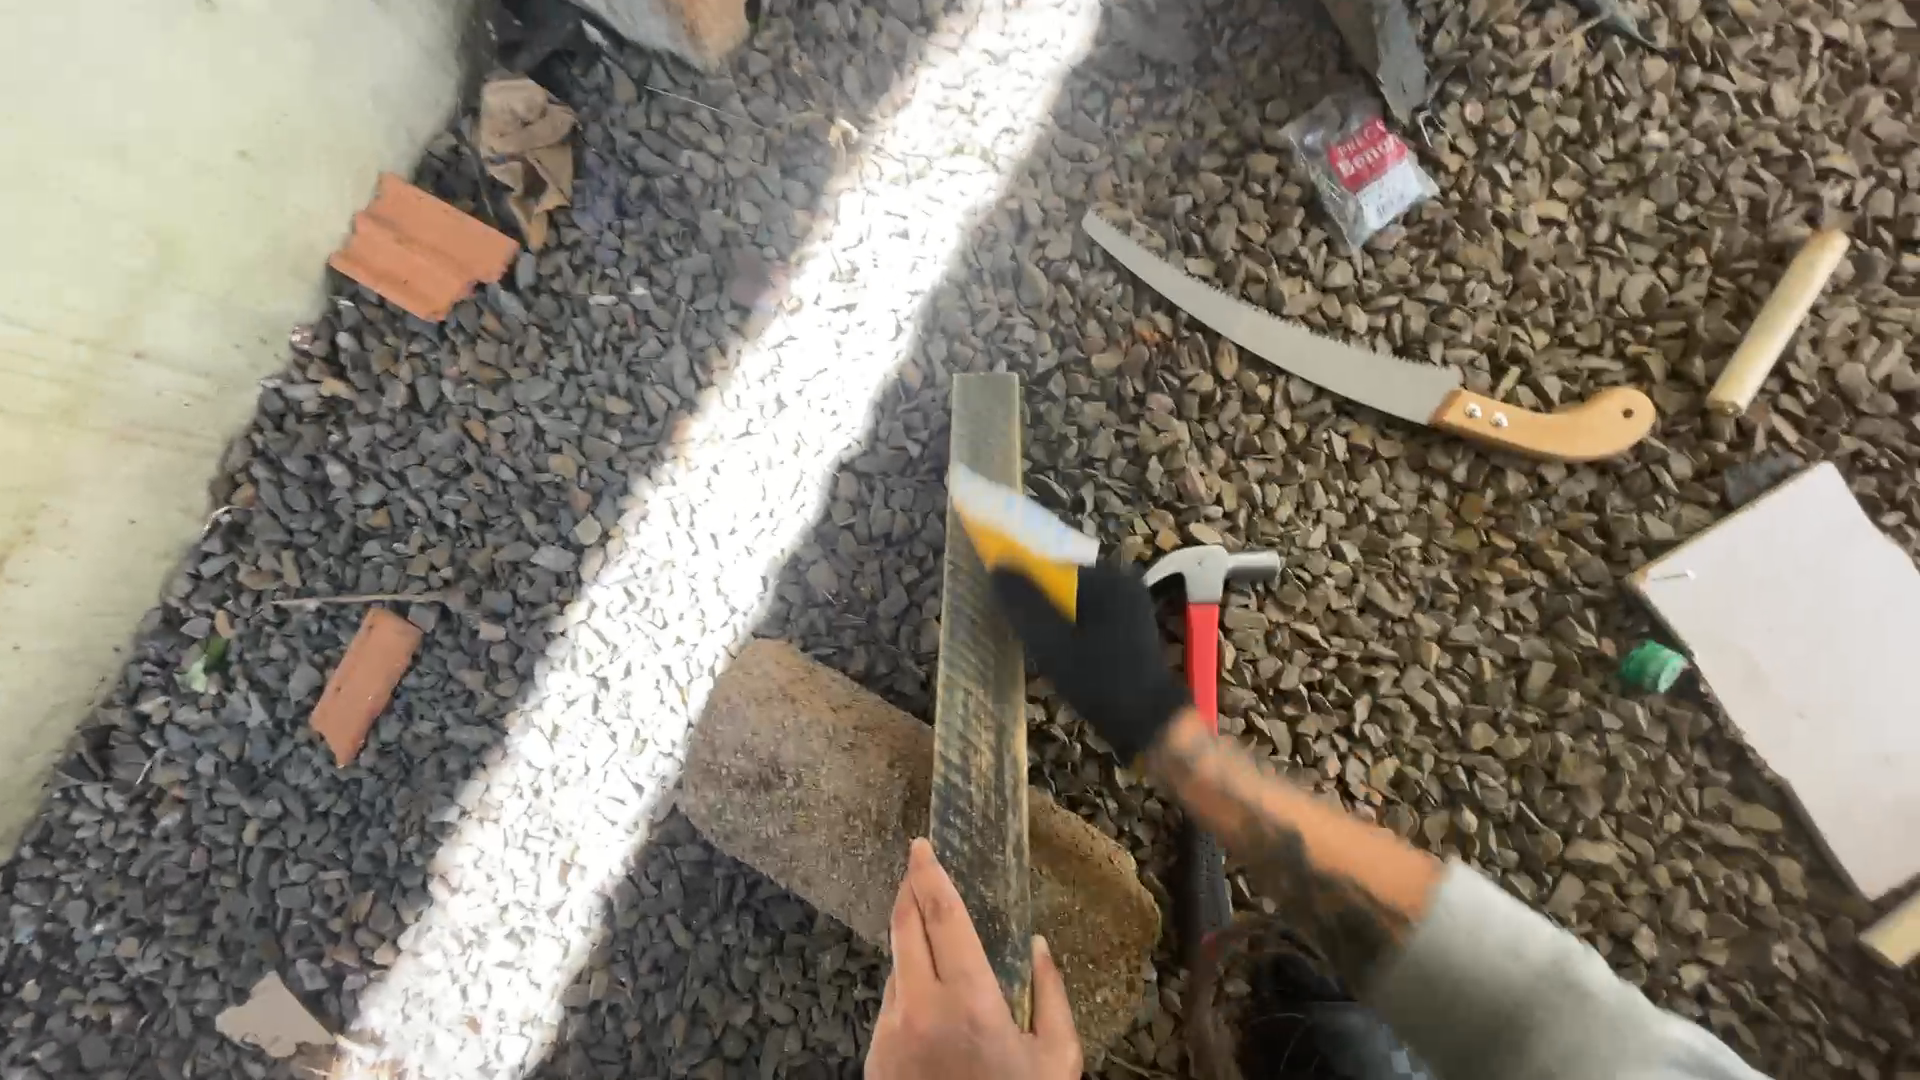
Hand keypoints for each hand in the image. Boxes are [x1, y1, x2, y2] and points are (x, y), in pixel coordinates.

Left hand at [866, 839, 1080, 1079]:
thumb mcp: (1056, 1061)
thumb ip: (1051, 995)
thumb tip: (1037, 944)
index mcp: (969, 1000)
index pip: (941, 914)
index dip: (929, 872)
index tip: (921, 844)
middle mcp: (919, 1007)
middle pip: (904, 925)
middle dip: (908, 889)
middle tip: (917, 866)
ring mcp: (890, 1033)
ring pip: (896, 965)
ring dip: (911, 943)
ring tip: (938, 947)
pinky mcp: (873, 1058)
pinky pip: (891, 1003)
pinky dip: (907, 986)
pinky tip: (931, 1003)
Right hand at [991, 564, 1189, 760]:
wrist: (1150, 724)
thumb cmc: (1100, 682)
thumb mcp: (1052, 644)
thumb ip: (1024, 604)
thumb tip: (998, 567)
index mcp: (1109, 579)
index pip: (1054, 568)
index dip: (1027, 584)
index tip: (1007, 607)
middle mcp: (1123, 584)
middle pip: (1065, 586)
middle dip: (1040, 604)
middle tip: (1022, 632)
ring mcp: (1131, 606)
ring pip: (1076, 604)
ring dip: (1054, 620)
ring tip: (1040, 648)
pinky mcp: (1132, 627)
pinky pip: (1090, 618)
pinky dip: (1072, 630)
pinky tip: (1062, 656)